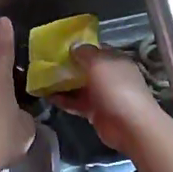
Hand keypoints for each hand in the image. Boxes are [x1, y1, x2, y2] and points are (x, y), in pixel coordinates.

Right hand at [56, 46, 172, 171]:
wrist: (130, 125)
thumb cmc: (116, 88)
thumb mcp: (99, 63)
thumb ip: (85, 53)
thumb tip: (74, 46)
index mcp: (115, 60)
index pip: (95, 49)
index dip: (78, 47)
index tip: (58, 47)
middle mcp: (109, 75)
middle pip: (85, 68)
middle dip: (67, 66)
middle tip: (46, 64)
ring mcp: (102, 94)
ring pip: (79, 86)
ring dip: (63, 84)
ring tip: (42, 80)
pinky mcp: (95, 111)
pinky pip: (76, 103)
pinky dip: (64, 100)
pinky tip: (48, 97)